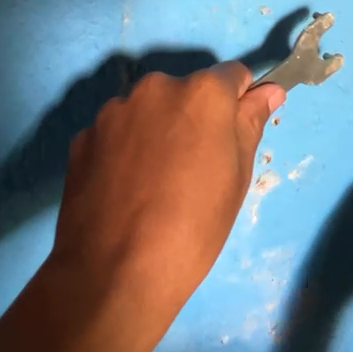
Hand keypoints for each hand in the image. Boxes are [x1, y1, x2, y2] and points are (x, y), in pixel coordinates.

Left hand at [0, 63, 282, 351]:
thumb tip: (269, 91)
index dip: (238, 105)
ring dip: (156, 131)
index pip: (233, 77)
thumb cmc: (194, 225)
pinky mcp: (83, 137)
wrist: (114, 275)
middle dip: (193, 118)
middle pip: (187, 91)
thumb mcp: (238, 176)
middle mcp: (157, 87)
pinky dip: (124, 150)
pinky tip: (125, 191)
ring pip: (149, 111)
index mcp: (203, 92)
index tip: (231, 139)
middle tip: (193, 168)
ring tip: (154, 183)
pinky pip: (116, 133)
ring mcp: (114, 111)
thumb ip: (251, 122)